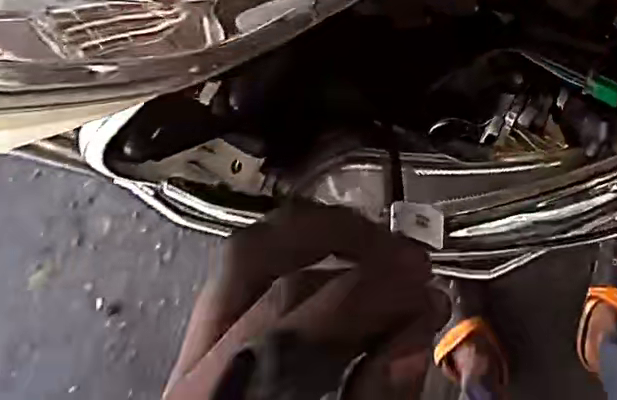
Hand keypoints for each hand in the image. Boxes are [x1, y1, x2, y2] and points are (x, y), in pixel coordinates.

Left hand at [165, 203, 445, 399]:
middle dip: (355, 253)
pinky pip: (240, 278)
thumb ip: (377, 396)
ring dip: (318, 233)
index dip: (380, 293)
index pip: (311, 320)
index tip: (429, 292)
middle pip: (275, 278)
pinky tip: (334, 260)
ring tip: (374, 241)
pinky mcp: (194, 357)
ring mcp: (187, 361)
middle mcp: (197, 378)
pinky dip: (293, 254)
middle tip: (411, 259)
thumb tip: (417, 325)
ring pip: (245, 257)